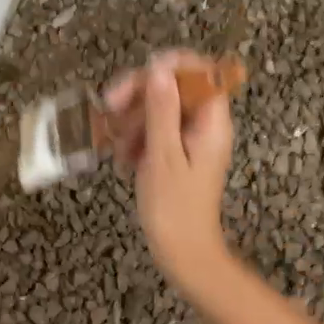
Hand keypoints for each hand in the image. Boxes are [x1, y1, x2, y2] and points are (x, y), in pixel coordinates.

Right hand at [103, 52, 235, 288]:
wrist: (183, 257)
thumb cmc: (175, 208)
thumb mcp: (163, 155)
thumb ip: (161, 109)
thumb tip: (159, 68)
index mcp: (211, 122)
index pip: (201, 72)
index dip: (172, 65)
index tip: (142, 74)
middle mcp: (205, 124)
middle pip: (174, 86)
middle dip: (140, 92)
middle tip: (111, 105)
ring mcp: (191, 138)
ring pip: (160, 106)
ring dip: (133, 118)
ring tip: (115, 143)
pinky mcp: (178, 153)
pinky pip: (156, 129)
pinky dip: (136, 137)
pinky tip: (121, 158)